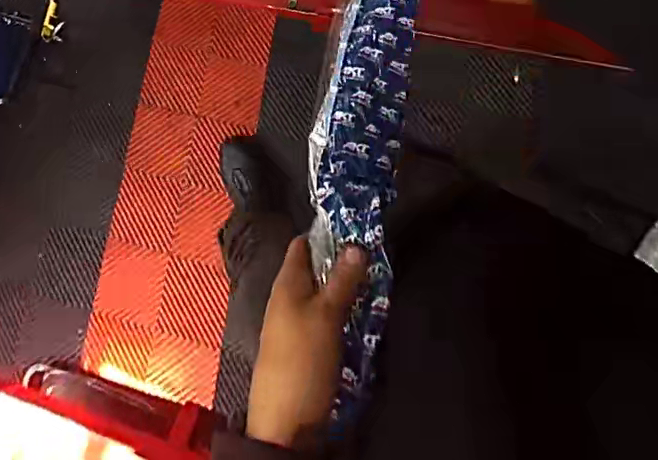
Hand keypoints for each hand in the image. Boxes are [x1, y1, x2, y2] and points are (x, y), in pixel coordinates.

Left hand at [246, 238, 368, 448]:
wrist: (284, 425)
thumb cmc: (303, 359)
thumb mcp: (328, 316)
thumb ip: (342, 280)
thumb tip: (356, 244)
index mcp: (286, 282)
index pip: (302, 244)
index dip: (325, 235)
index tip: (355, 230)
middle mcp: (285, 298)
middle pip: (313, 270)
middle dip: (340, 265)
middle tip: (373, 262)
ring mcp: (290, 324)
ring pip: (318, 296)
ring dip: (341, 291)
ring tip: (372, 289)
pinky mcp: (299, 348)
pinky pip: (320, 319)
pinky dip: (337, 315)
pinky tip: (357, 321)